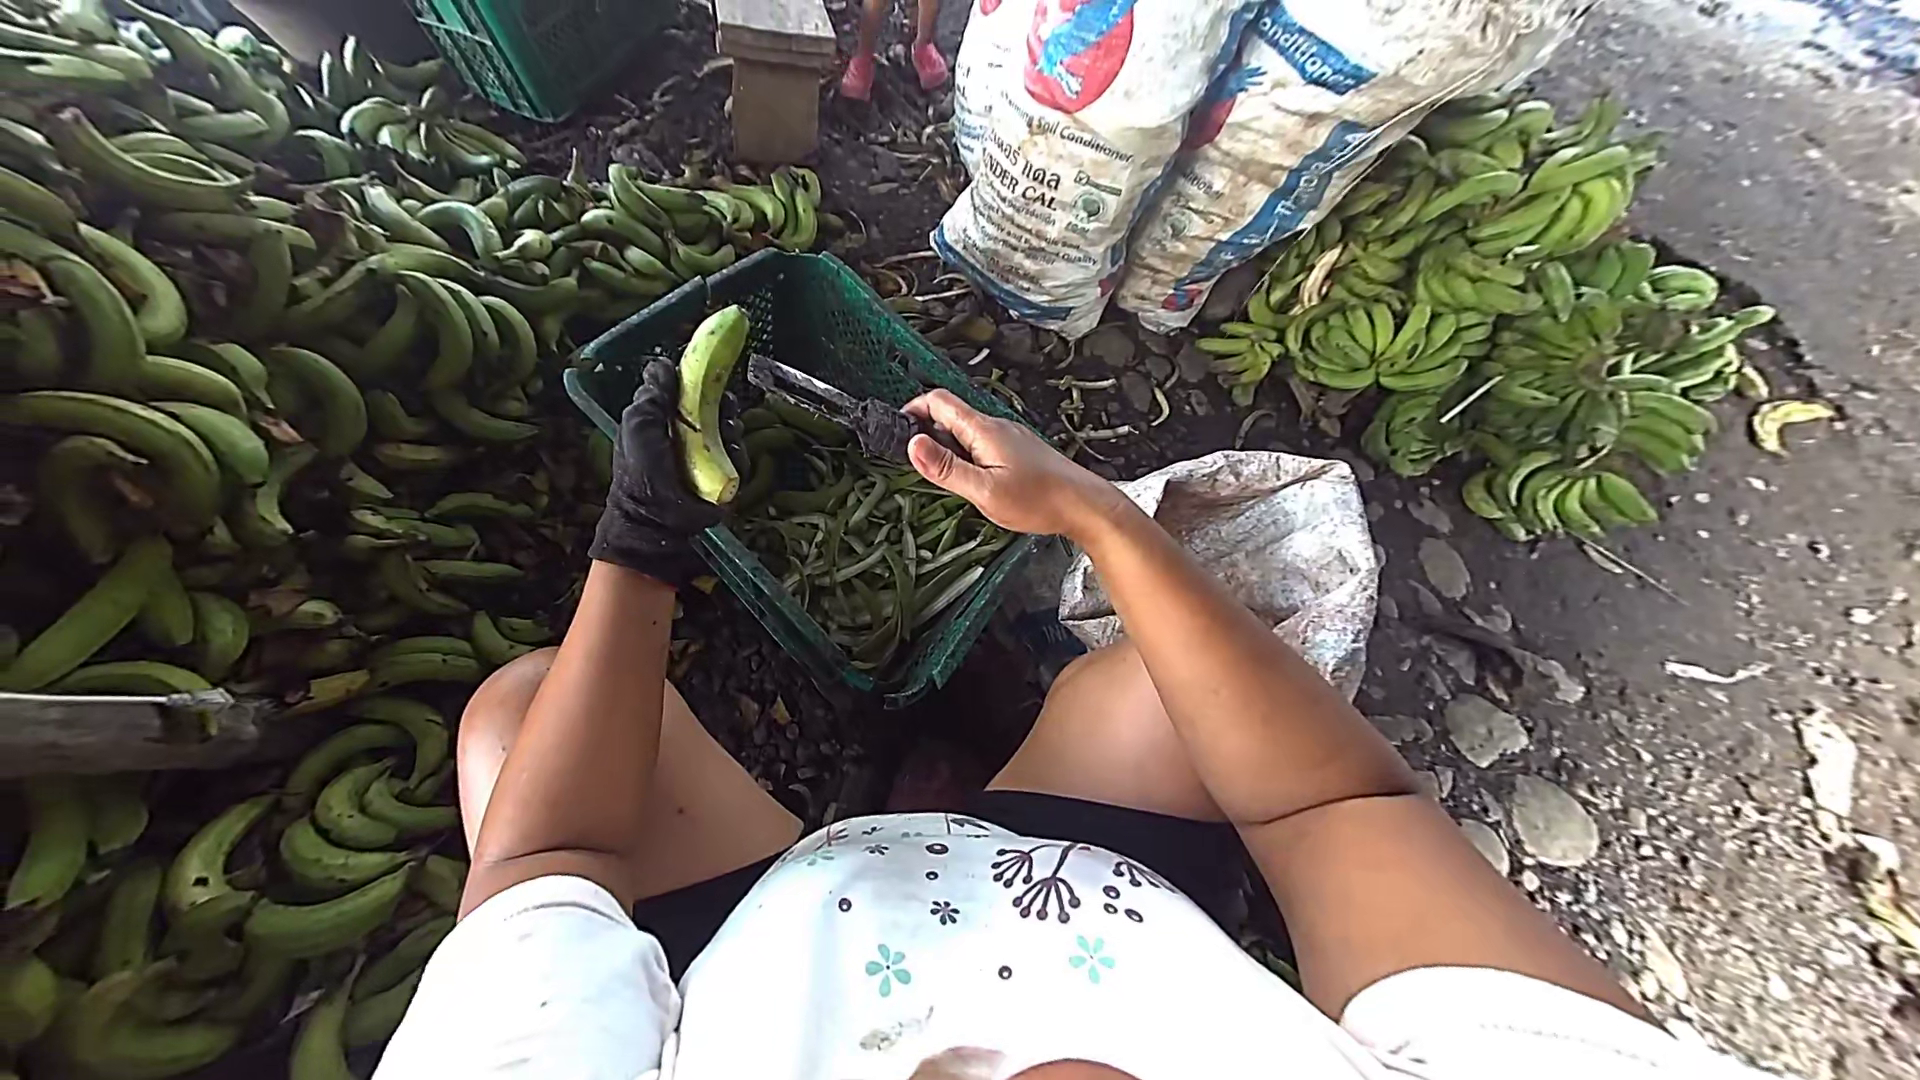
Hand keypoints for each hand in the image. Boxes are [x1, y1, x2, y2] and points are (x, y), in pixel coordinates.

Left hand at [588, 359, 722, 586]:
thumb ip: (652, 396)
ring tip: (725, 437)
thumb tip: (663, 363)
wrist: (658, 519)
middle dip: (722, 405)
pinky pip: (740, 456)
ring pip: (731, 429)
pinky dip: (738, 454)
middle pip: (716, 407)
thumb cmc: (641, 472)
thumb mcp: (639, 426)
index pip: (688, 391)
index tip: (707, 379)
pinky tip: (730, 456)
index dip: (699, 382)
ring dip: (731, 429)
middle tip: (723, 408)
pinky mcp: (725, 473)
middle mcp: (689, 434)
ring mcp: (709, 454)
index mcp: (665, 419)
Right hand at [903, 389, 1126, 542]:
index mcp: (983, 430)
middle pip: (951, 415)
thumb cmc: (1039, 500)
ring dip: (947, 447)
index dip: (913, 409)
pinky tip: (972, 481)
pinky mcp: (1017, 451)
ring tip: (944, 477)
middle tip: (918, 463)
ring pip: (966, 432)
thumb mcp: (983, 490)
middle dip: (927, 433)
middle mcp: (995, 426)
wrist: (1083, 505)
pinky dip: (967, 456)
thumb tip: (913, 445)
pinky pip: (983, 444)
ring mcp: (1008, 437)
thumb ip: (946, 468)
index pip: (938, 400)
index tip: (898, 429)